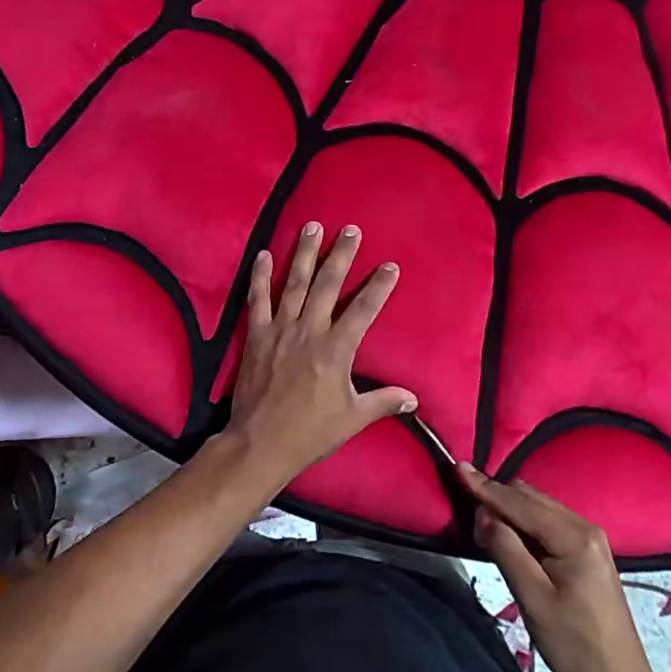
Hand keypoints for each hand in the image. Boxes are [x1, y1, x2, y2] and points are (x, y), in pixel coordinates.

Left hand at [225, 222, 416, 481]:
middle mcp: (309, 332)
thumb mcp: (353, 418)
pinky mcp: (256, 337)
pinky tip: (263, 254)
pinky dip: (260, 277)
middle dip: (341, 255)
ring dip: (304, 254)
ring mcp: (280, 331)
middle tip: (351, 230)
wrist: (259, 445)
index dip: (378, 286)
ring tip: (312, 227)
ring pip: (294, 284)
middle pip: (327, 285)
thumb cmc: (310, 432)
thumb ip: (384, 402)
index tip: (390, 266)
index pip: (363, 309)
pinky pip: (257, 300)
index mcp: (336, 350)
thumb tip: (414, 398)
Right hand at [457, 466, 655, 671]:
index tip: (459, 468)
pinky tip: (511, 533)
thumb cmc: (574, 643)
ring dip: (511, 509)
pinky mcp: (589, 549)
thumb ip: (507, 551)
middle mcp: (585, 526)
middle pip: (532, 498)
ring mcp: (590, 536)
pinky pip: (551, 521)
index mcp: (574, 536)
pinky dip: (527, 521)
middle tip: (466, 505)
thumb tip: (484, 514)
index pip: (521, 504)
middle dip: (498, 497)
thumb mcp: (533, 599)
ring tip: (482, 520)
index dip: (487, 487)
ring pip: (541, 507)